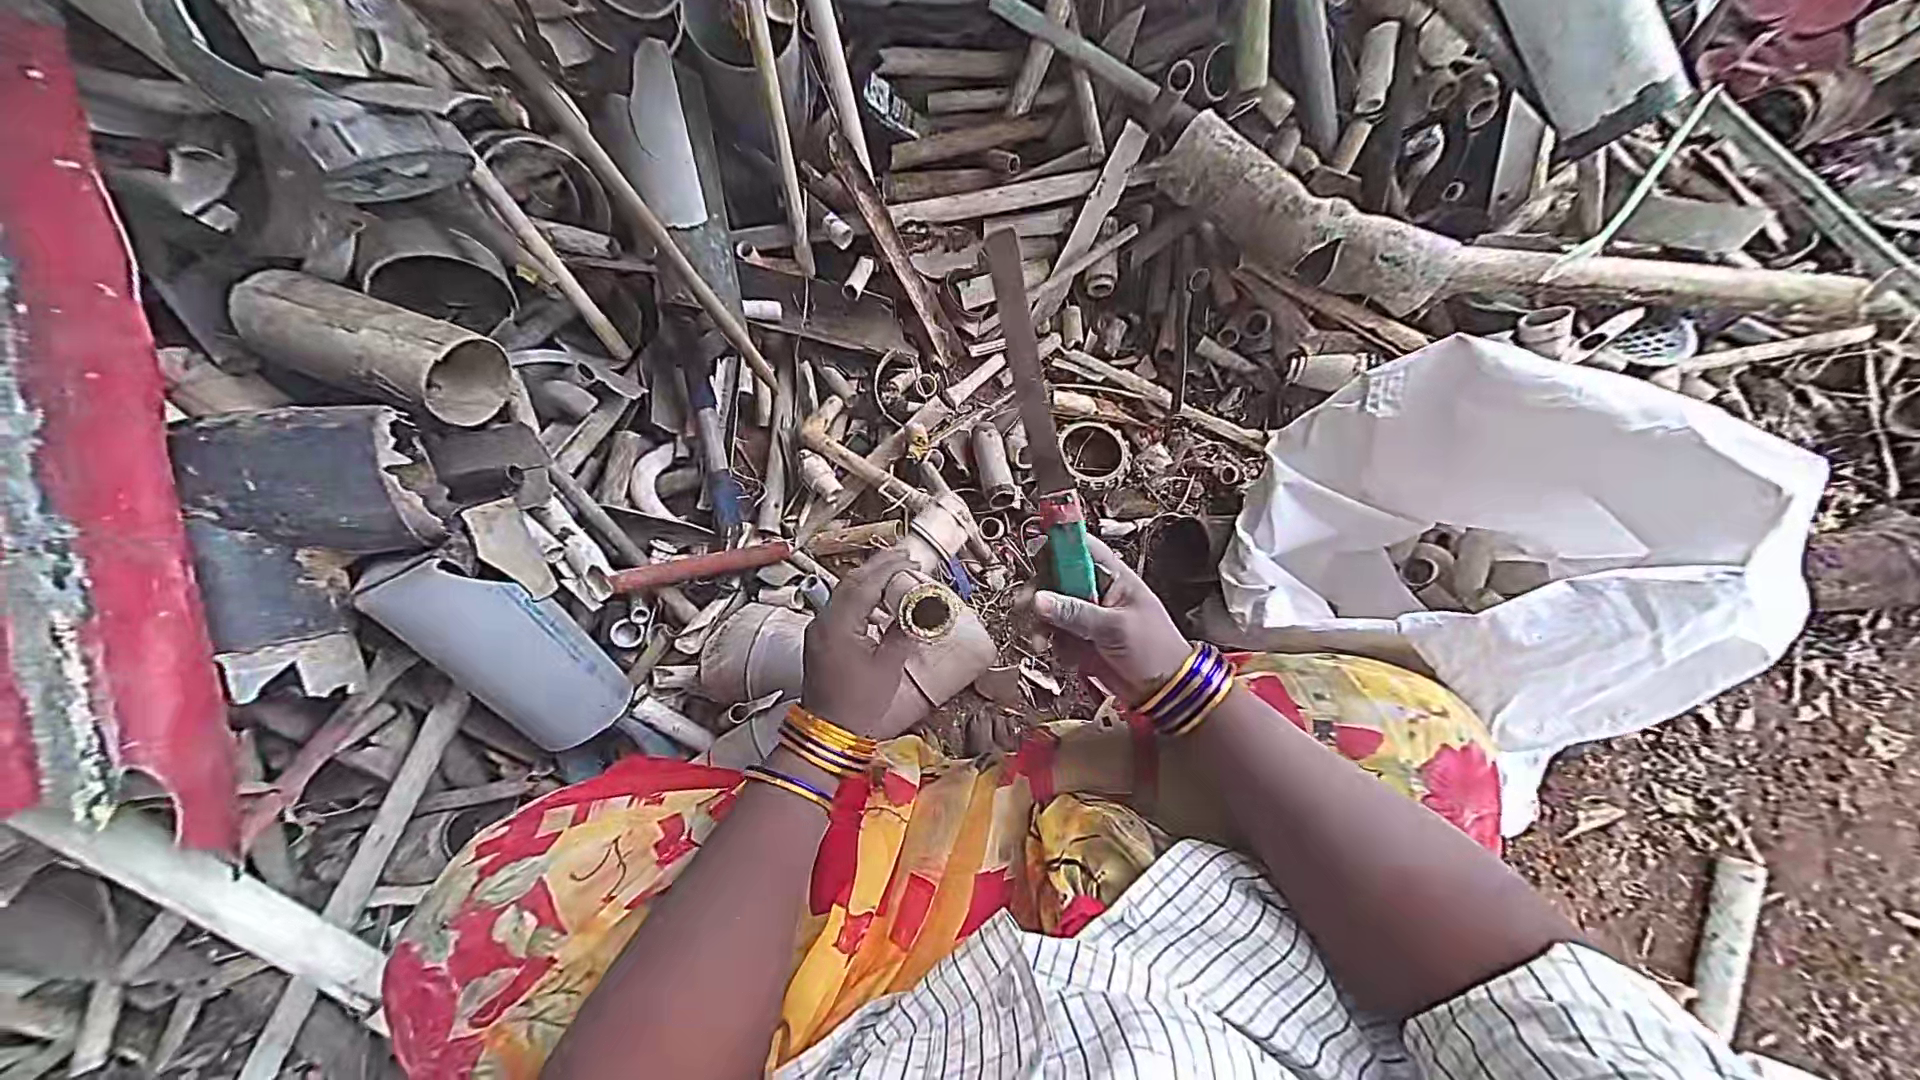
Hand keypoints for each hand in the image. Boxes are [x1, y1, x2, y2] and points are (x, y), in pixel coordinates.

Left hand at [801, 551, 917, 738]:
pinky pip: (840, 606)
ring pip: (843, 592)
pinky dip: (860, 596)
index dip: (889, 569)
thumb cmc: (858, 704)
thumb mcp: (887, 667)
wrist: (827, 731)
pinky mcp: (820, 638)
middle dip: (878, 566)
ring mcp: (818, 629)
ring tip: (895, 571)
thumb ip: (901, 634)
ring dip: (869, 579)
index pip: (864, 585)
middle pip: (850, 582)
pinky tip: (878, 600)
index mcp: (838, 626)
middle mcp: (823, 621)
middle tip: (903, 556)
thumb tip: (916, 612)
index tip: (910, 560)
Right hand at [1030, 534, 1192, 704]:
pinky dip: (1052, 642)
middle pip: (1056, 576)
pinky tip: (1064, 654)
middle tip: (1029, 604)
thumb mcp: (1115, 628)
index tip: (1036, 548)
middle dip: (1040, 591)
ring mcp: (1087, 615)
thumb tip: (1040, 599)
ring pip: (1050, 607)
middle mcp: (1097, 591)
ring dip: (1042, 623)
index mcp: (1114, 576)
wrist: (1164, 691)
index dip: (1057, 543)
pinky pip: (1054, 632)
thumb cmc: (1155, 652)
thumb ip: (1075, 612)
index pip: (1081, 548)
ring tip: (1042, 640)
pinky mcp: (1080, 638)